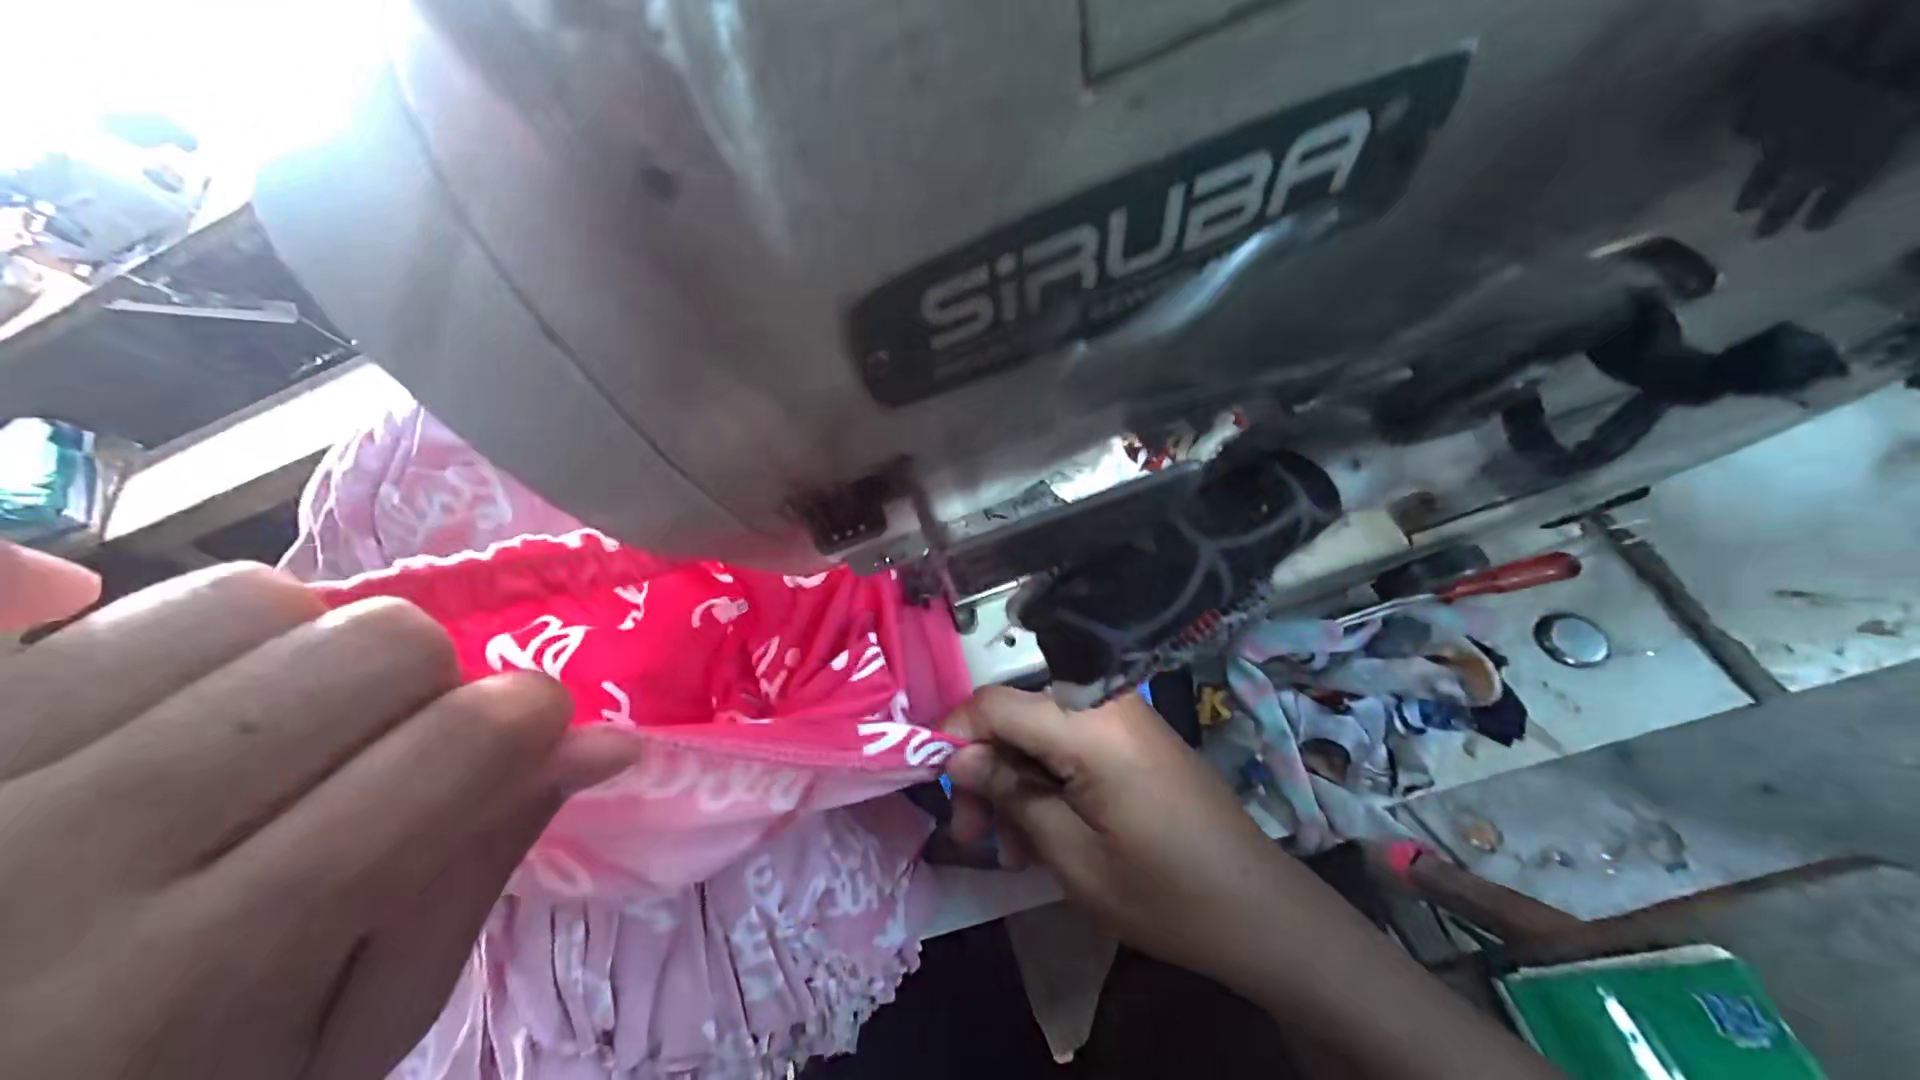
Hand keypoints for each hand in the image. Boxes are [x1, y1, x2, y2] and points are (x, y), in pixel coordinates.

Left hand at [0, 555, 638, 1078]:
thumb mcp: (354, 1027)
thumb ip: (476, 870)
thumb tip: (602, 742)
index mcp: (203, 972)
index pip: (452, 747)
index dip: (530, 712)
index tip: (532, 728)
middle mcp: (66, 855)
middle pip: (371, 645)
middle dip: (429, 678)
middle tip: (397, 737)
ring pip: (250, 600)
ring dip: (314, 646)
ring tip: (285, 720)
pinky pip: (74, 584)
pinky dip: (183, 622)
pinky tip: (188, 689)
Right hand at [943, 688, 1322, 996]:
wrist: (1261, 912)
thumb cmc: (1165, 893)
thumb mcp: (1072, 855)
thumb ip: (1010, 794)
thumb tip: (956, 757)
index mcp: (1091, 725)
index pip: (996, 703)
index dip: (953, 735)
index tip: (933, 783)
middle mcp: (1105, 705)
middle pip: (1016, 718)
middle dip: (985, 773)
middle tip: (971, 836)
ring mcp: (1123, 720)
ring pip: (1038, 735)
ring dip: (1013, 786)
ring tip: (1007, 852)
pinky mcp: (1133, 740)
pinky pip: (1069, 747)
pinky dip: (1045, 784)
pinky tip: (1040, 837)